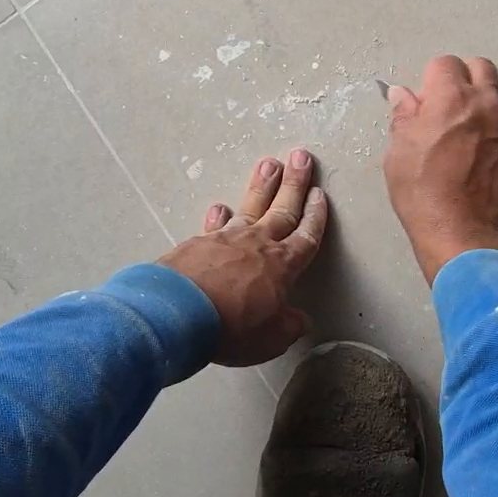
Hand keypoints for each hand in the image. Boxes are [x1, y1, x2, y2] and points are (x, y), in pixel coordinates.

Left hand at [159, 148, 329, 366]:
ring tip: (269, 164)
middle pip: (283, 209)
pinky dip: (219, 215)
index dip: (316, 216)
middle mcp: (258, 245)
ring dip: (261, 185)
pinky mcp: (198, 243)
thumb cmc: (230, 328)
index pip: (307, 236)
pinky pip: (215, 224)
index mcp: (283, 267)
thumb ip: (287, 327)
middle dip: (295, 184)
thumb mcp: (269, 339)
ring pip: (250, 206)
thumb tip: (299, 321)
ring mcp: (227, 239)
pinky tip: (219, 207)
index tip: (320, 196)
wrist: (177, 314)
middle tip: (301, 157)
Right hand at [382, 55, 497, 283]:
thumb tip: (404, 97)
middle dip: (465, 81)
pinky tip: (486, 171)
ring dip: (484, 115)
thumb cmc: (425, 199)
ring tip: (469, 150)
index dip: (431, 82)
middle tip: (450, 110)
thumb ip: (404, 117)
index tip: (426, 103)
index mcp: (452, 99)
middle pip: (481, 69)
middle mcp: (489, 105)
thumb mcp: (398, 156)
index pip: (444, 64)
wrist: (466, 239)